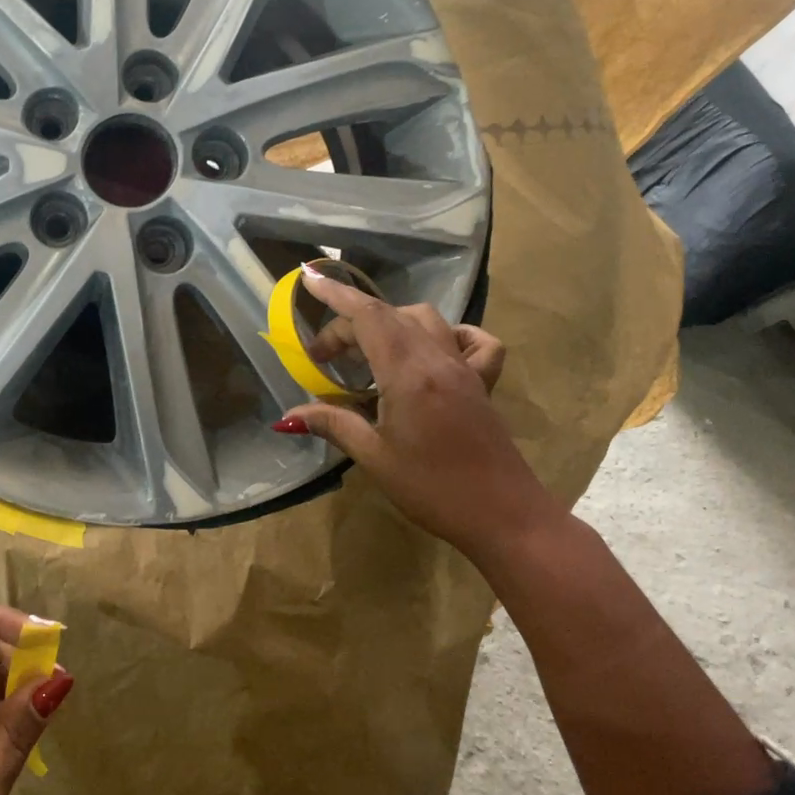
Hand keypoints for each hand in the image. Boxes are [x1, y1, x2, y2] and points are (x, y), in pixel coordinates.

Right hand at [275, 266, 560, 556]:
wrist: (506, 517)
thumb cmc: (433, 489)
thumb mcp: (374, 458)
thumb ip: (333, 425)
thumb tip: (287, 417)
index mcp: (408, 374)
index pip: (368, 316)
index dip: (336, 294)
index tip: (309, 277)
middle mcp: (438, 360)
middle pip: (389, 317)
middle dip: (349, 322)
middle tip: (323, 356)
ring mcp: (466, 370)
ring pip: (426, 320)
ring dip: (390, 323)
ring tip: (366, 351)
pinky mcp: (483, 385)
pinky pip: (472, 341)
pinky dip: (448, 335)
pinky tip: (432, 352)